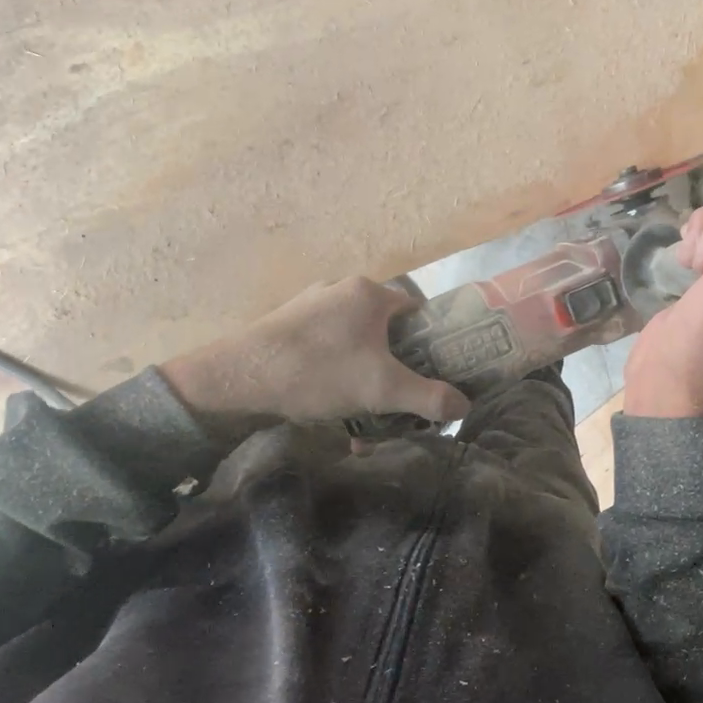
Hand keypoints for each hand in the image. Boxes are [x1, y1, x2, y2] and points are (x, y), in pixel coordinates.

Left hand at [159, 277, 470, 436]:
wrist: (237, 381)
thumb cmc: (319, 373)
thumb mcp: (384, 390)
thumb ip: (431, 398)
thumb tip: (465, 408)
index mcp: (369, 293)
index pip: (418, 310)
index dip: (433, 341)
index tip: (438, 372)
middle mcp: (340, 290)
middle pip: (388, 331)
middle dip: (400, 368)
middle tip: (406, 399)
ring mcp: (310, 307)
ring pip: (358, 344)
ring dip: (369, 378)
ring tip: (371, 412)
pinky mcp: (287, 327)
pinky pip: (330, 351)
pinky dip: (340, 376)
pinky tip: (336, 408)